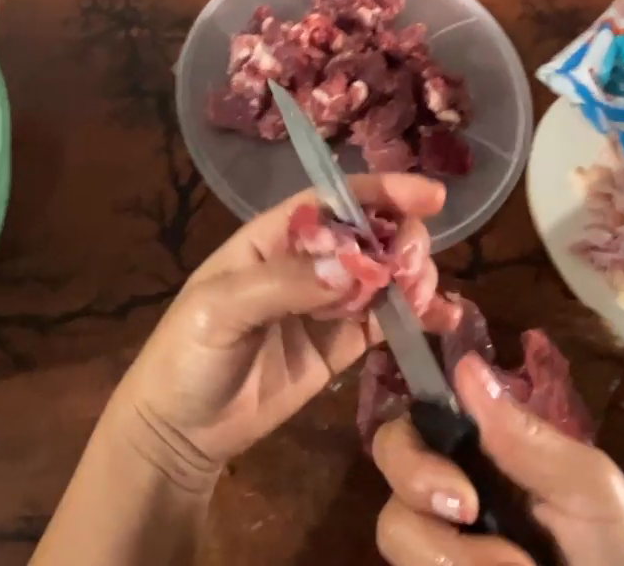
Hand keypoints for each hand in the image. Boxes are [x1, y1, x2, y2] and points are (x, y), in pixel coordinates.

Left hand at [106, 173, 444, 493]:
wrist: (179, 432)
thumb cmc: (187, 355)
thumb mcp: (220, 310)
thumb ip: (284, 283)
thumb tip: (354, 266)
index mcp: (272, 238)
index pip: (331, 201)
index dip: (379, 191)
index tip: (429, 195)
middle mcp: (305, 262)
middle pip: (366, 233)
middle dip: (399, 239)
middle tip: (412, 266)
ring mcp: (326, 304)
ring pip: (383, 274)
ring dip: (412, 275)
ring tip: (422, 296)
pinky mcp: (340, 346)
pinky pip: (386, 322)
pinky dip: (419, 316)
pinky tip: (444, 319)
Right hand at [371, 355, 623, 565]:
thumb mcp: (590, 490)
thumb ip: (526, 436)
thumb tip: (465, 364)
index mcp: (484, 458)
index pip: (417, 425)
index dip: (410, 439)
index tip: (452, 478)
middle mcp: (453, 498)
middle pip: (390, 467)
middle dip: (416, 482)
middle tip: (470, 511)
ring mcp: (445, 549)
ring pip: (394, 530)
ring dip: (450, 555)